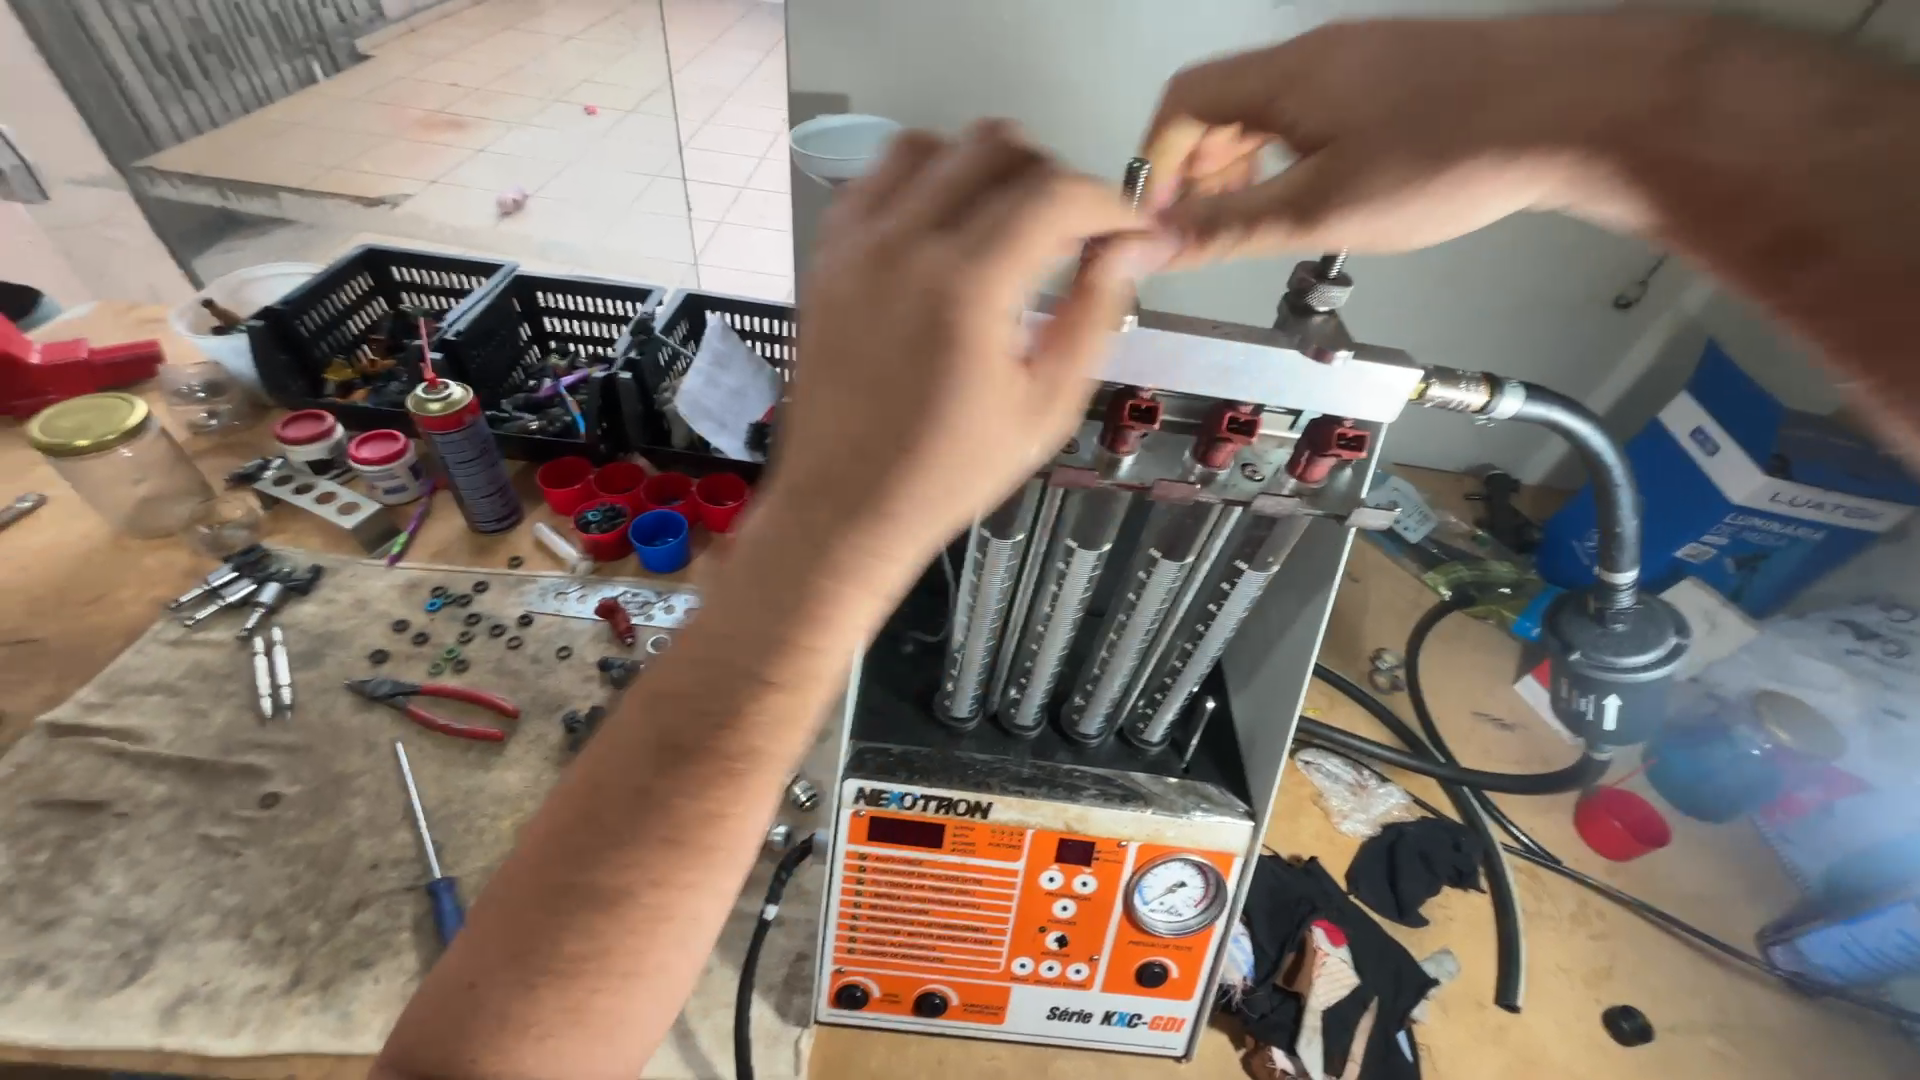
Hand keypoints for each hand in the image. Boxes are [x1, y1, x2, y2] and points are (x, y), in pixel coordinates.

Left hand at [769, 121, 1162, 566]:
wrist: (846, 504)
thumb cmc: (951, 472)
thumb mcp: (1045, 408)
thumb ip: (1094, 315)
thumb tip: (1132, 246)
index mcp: (967, 285)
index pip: (1056, 194)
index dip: (1110, 203)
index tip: (1131, 231)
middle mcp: (906, 242)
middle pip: (998, 148)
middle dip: (1055, 180)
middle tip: (1074, 234)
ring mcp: (857, 242)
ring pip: (935, 145)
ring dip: (986, 168)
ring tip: (1009, 224)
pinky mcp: (828, 255)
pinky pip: (879, 178)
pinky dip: (924, 181)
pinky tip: (945, 229)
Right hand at [1139, 15, 1691, 261]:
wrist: (1586, 107)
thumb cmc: (1439, 161)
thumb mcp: (1316, 209)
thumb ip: (1224, 229)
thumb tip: (1145, 246)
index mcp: (1285, 78)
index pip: (1183, 102)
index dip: (1157, 162)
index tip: (1160, 223)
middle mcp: (1313, 56)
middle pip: (1220, 106)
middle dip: (1195, 172)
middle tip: (1201, 235)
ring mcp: (1358, 60)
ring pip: (1265, 112)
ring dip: (1238, 168)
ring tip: (1248, 224)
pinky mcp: (1394, 76)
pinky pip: (1308, 112)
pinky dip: (1283, 155)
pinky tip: (1306, 193)